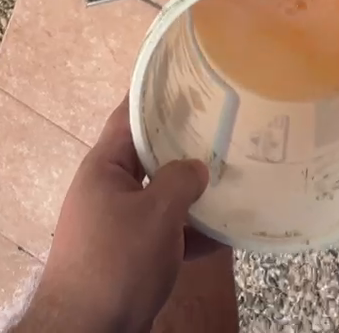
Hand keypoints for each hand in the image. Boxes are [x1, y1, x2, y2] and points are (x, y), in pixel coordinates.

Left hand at [17, 100, 219, 332]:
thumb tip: (199, 166)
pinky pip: (167, 233)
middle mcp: (108, 189)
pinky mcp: (130, 257)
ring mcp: (118, 225)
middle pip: (150, 154)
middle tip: (223, 123)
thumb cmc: (115, 262)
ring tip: (233, 172)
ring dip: (193, 189)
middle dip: (185, 142)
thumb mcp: (155, 214)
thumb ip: (181, 181)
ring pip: (162, 195)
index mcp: (104, 167)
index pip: (129, 115)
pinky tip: (228, 231)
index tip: (188, 76)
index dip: (156, 94)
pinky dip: (193, 232)